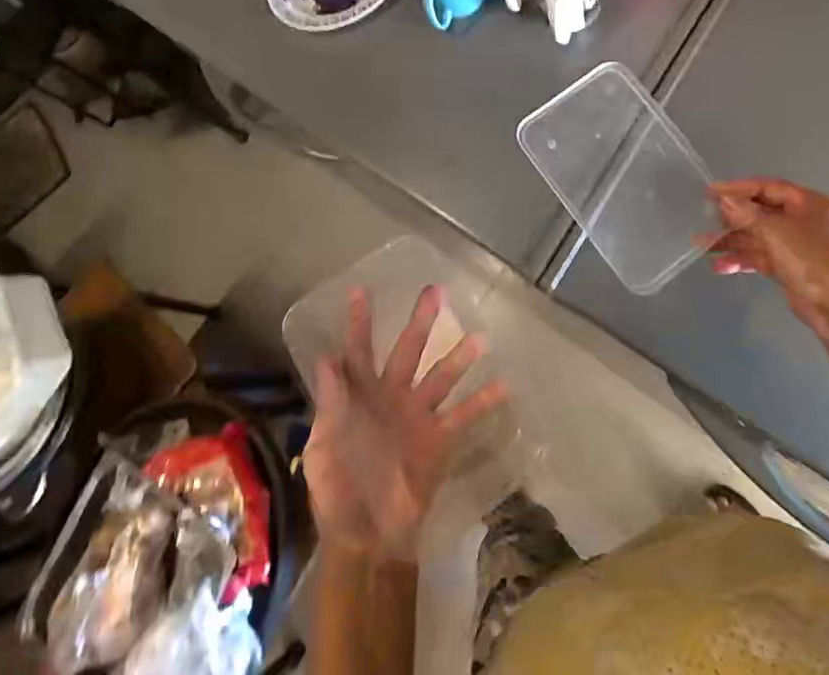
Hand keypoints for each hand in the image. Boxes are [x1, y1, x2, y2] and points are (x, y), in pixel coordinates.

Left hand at [302, 285, 507, 561]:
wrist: (368, 536)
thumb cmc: (337, 492)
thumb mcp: (324, 449)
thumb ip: (331, 405)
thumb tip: (327, 358)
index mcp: (360, 397)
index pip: (359, 352)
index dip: (360, 323)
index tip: (360, 291)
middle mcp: (392, 396)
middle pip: (408, 350)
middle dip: (421, 321)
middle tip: (436, 291)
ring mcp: (418, 416)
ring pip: (441, 377)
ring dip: (460, 358)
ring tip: (480, 337)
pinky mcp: (439, 440)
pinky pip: (464, 415)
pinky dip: (483, 402)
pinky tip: (504, 385)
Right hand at [708, 178, 828, 343]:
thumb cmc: (815, 262)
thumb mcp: (777, 233)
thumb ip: (747, 215)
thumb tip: (724, 200)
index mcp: (810, 203)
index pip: (769, 187)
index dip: (738, 188)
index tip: (709, 192)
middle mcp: (805, 221)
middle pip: (762, 212)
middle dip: (732, 217)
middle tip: (705, 220)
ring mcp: (798, 246)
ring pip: (759, 236)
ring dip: (732, 240)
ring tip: (703, 245)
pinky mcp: (792, 268)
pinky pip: (762, 257)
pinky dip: (743, 259)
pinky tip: (720, 266)